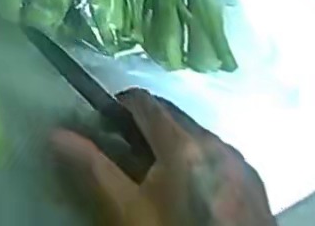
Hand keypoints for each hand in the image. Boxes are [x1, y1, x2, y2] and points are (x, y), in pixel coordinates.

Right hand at [51, 89, 274, 225]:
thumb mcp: (130, 215)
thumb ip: (94, 168)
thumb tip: (56, 134)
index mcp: (184, 145)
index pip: (142, 100)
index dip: (118, 107)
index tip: (103, 130)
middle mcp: (217, 143)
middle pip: (169, 115)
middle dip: (143, 127)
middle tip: (125, 158)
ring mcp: (242, 167)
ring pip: (194, 135)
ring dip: (170, 144)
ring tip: (156, 181)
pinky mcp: (257, 190)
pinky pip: (218, 157)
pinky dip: (196, 163)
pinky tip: (188, 198)